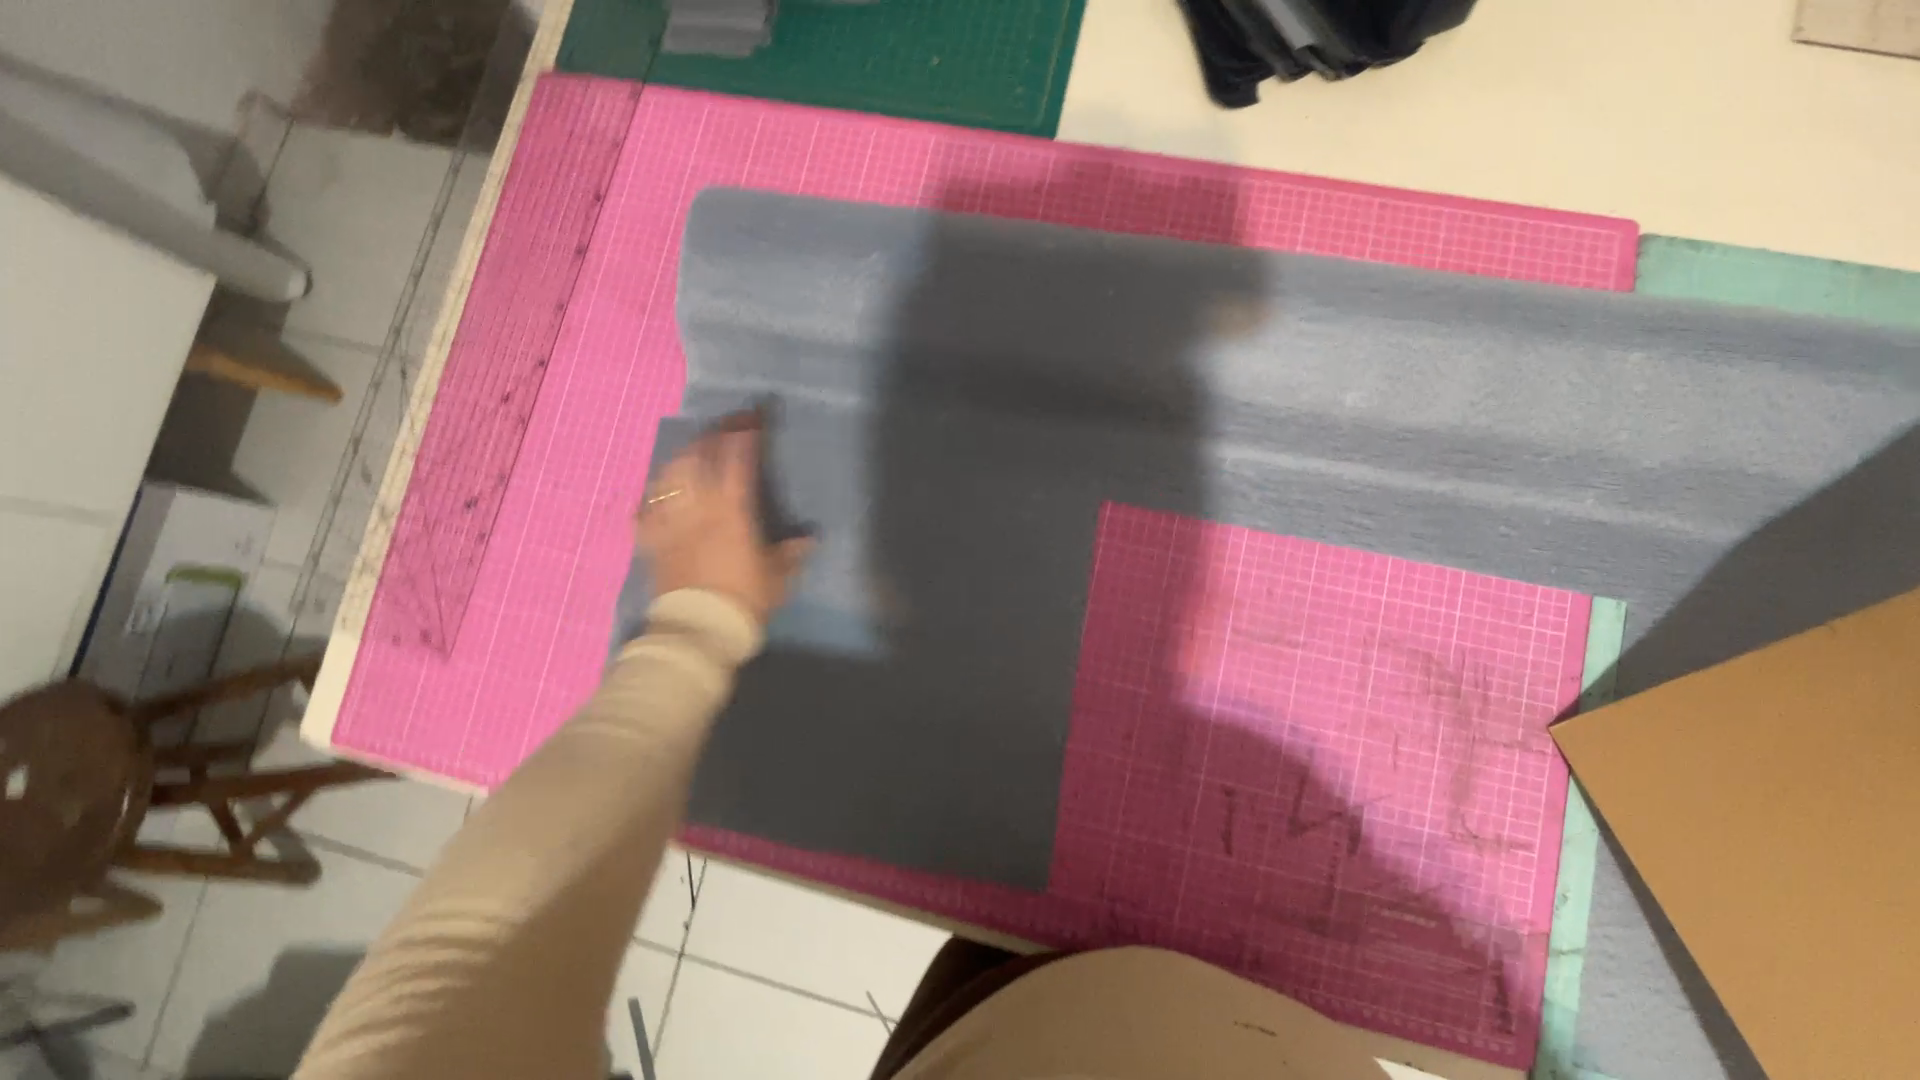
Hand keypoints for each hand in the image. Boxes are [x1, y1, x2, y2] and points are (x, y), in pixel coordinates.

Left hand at [636, 415, 811, 626]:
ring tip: (691, 451)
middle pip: (698, 458)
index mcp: (732, 511)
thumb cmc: (744, 601)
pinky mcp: (653, 543)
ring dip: (681, 458)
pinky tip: (653, 495)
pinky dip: (650, 500)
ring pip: (669, 478)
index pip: (738, 460)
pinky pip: (645, 513)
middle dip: (711, 436)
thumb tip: (809, 540)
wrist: (698, 629)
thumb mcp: (778, 578)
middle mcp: (698, 508)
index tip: (753, 419)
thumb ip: (791, 554)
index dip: (745, 435)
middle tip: (723, 426)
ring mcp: (671, 523)